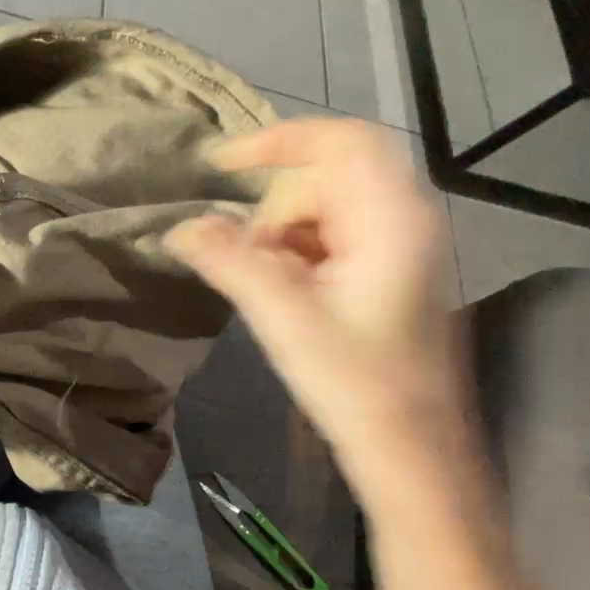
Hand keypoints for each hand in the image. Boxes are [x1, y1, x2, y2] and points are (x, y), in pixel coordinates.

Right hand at [162, 119, 468, 455]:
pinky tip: (282, 294)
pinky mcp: (385, 274)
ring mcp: (397, 248)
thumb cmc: (355, 383)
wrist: (410, 448)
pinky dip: (295, 254)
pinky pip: (330, 238)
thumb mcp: (284, 318)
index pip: (340, 141)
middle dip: (275, 207)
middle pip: (326, 176)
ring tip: (263, 284)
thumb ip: (230, 262)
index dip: (277, 140)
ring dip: (281, 234)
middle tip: (247, 255)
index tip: (219, 166)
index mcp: (391, 220)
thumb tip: (179, 228)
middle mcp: (403, 220)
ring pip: (324, 209)